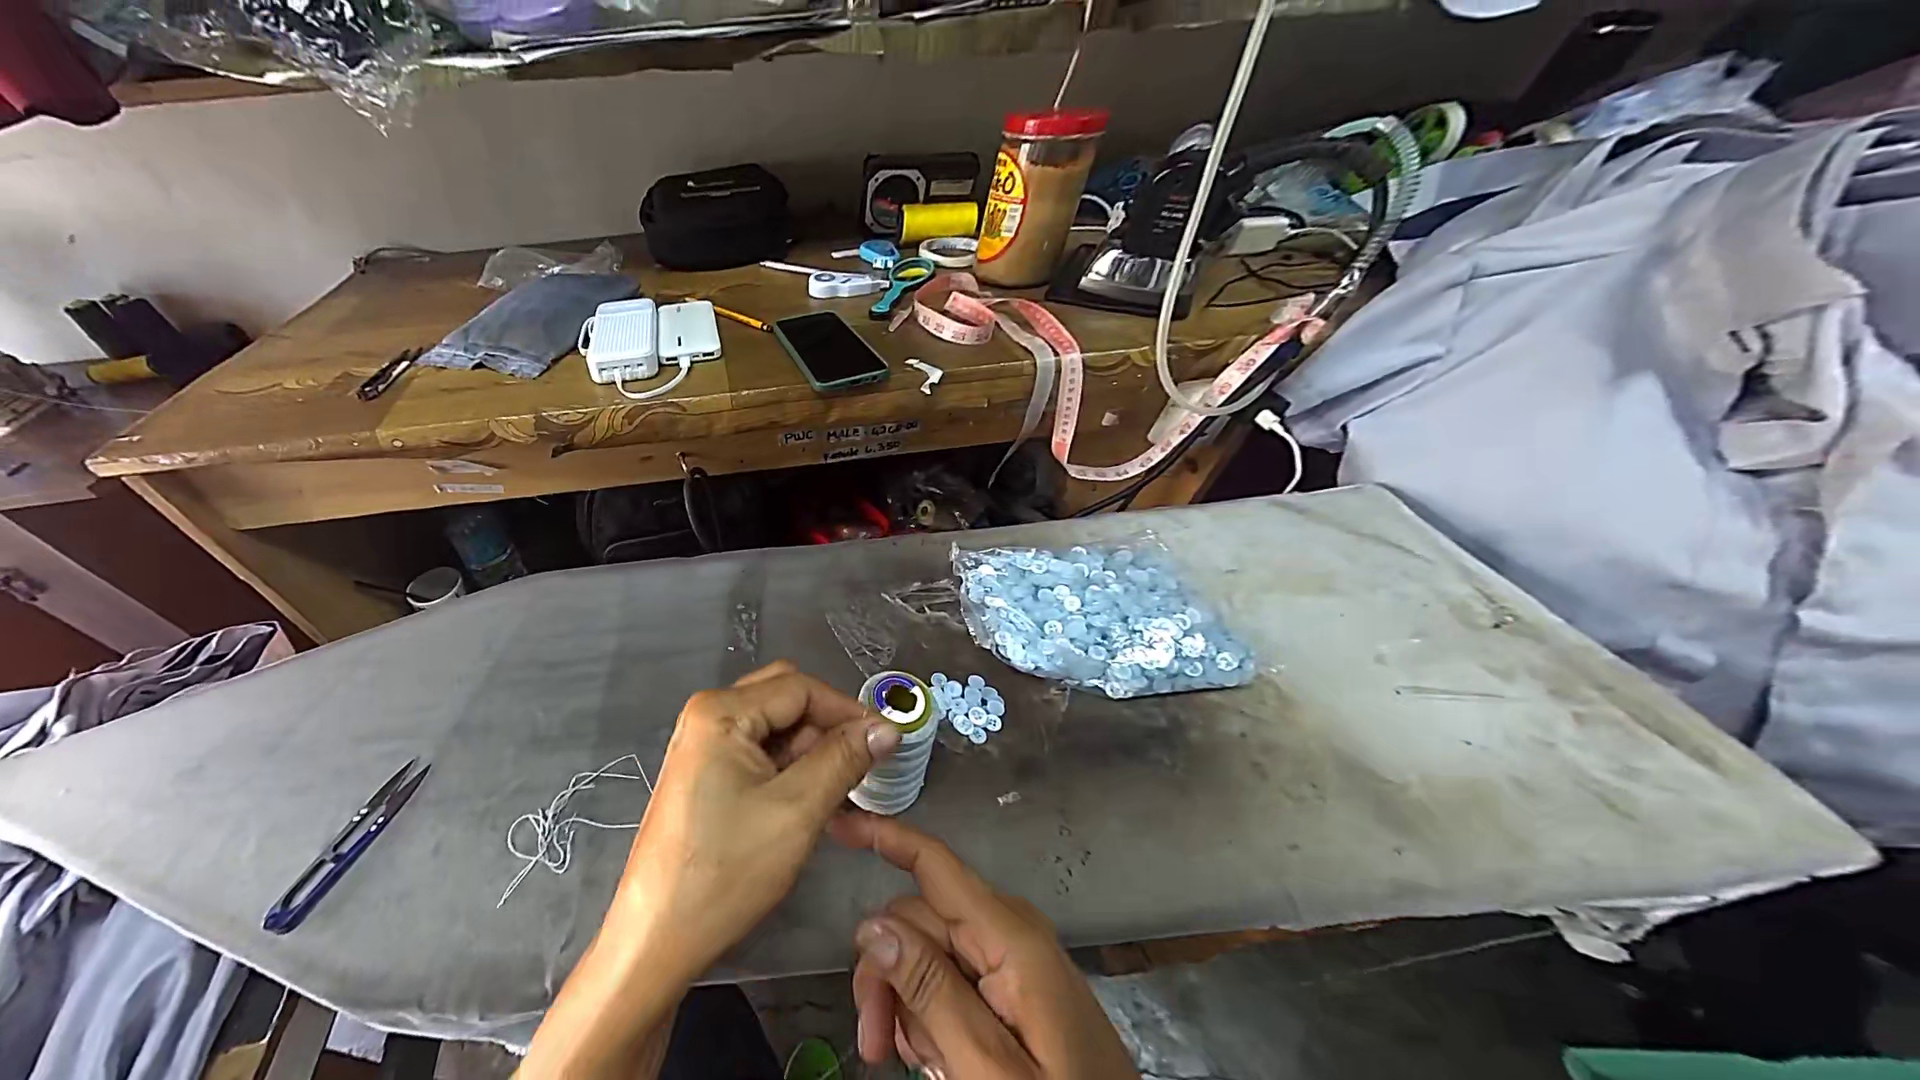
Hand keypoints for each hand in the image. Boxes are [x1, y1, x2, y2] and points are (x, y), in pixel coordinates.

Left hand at [614, 660, 900, 982]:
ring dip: (812, 749)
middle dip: (828, 726)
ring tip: (836, 788)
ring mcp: (703, 746)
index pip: (802, 688)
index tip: (886, 740)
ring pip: (777, 726)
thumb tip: (887, 729)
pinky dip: (791, 766)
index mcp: (720, 713)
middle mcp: (707, 717)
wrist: (655, 943)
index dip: (849, 711)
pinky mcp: (706, 774)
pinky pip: (761, 751)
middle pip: (788, 698)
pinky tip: (808, 799)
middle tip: (859, 763)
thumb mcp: (797, 810)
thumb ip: (845, 759)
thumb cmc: (724, 873)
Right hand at [833, 813, 1139, 1079]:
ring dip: (904, 1000)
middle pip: (917, 918)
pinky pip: (949, 972)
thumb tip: (873, 925)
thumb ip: (930, 991)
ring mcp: (1010, 951)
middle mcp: (1008, 927)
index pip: (936, 865)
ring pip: (926, 948)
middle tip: (874, 1045)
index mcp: (1009, 936)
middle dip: (884, 973)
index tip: (839, 823)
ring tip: (915, 1062)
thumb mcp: (985, 1066)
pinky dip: (928, 1008)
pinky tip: (937, 1052)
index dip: (885, 837)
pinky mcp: (1010, 975)